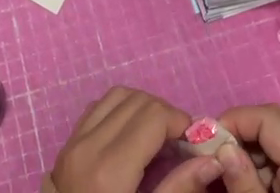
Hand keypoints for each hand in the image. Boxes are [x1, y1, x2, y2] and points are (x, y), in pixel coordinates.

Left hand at [46, 87, 219, 192]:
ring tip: (158, 136)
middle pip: (138, 100)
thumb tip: (213, 161)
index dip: (181, 121)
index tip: (195, 142)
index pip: (154, 114)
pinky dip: (120, 110)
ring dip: (143, 107)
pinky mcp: (67, 145)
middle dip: (165, 114)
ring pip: (116, 96)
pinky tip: (131, 136)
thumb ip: (179, 188)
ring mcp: (74, 142)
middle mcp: (89, 145)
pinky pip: (97, 108)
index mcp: (111, 168)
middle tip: (180, 141)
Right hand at [217, 105, 279, 192]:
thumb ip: (245, 184)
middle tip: (216, 152)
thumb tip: (223, 149)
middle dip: (243, 131)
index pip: (270, 118)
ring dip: (253, 150)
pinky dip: (266, 167)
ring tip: (231, 174)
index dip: (236, 118)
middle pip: (278, 125)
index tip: (209, 137)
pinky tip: (252, 185)